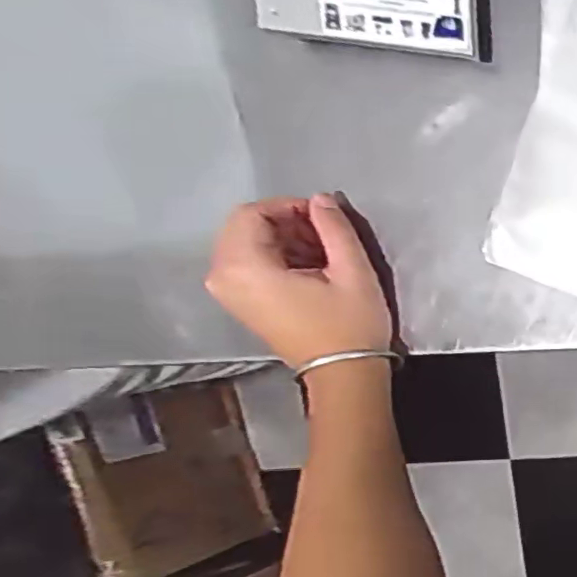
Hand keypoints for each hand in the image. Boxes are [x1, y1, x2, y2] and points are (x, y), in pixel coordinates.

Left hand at [206, 194, 394, 369]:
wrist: (345, 375)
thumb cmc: (351, 326)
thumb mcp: (354, 274)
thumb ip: (336, 230)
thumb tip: (322, 200)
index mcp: (242, 265)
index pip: (252, 213)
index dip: (290, 207)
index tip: (327, 218)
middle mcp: (222, 275)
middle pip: (247, 229)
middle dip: (288, 225)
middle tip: (329, 237)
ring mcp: (228, 292)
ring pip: (250, 247)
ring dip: (287, 243)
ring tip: (326, 256)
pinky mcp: (242, 304)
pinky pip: (252, 267)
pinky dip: (280, 261)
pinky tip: (314, 272)